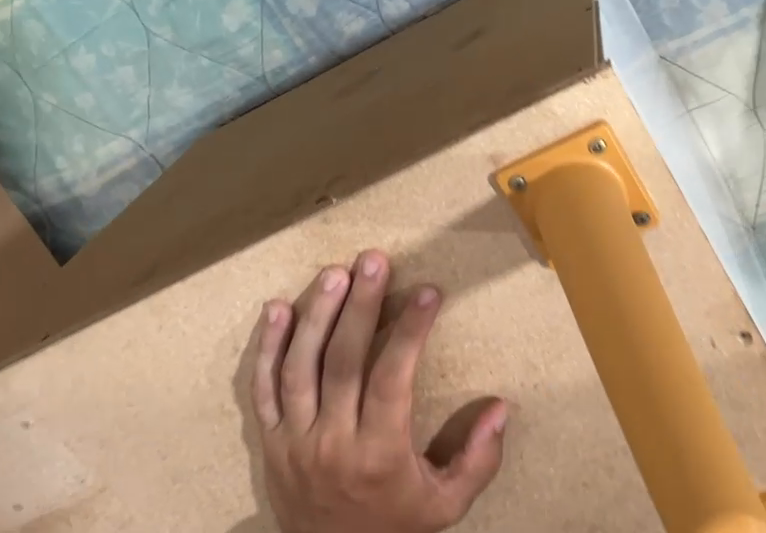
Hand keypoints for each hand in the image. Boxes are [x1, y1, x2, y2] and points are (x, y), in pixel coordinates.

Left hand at [252, 250, 507, 532]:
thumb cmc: (394, 530)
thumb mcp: (446, 506)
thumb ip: (478, 459)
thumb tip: (502, 407)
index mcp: (377, 454)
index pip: (392, 378)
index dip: (410, 331)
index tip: (429, 291)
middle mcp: (331, 443)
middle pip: (342, 361)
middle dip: (360, 306)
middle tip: (373, 260)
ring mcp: (293, 442)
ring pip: (300, 367)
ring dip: (317, 315)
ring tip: (334, 273)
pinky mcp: (268, 444)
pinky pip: (263, 390)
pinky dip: (268, 348)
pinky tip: (277, 308)